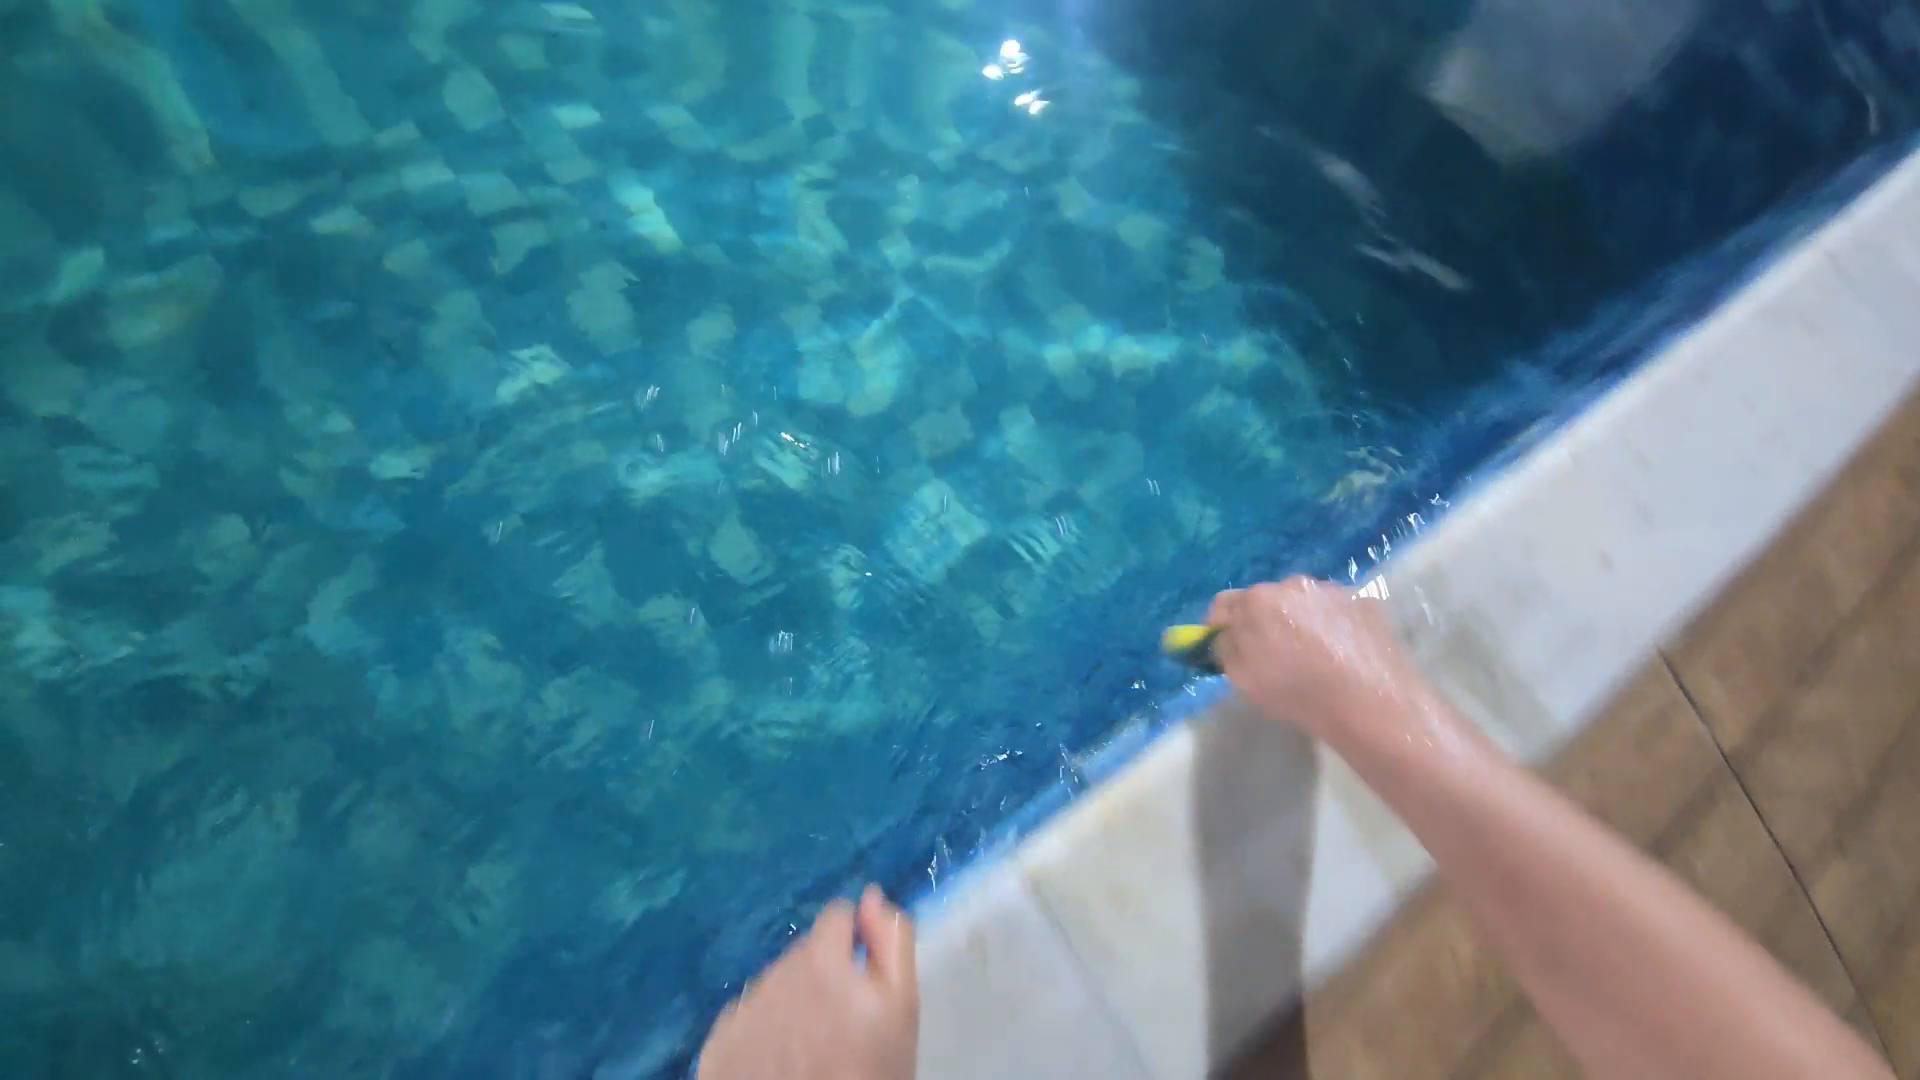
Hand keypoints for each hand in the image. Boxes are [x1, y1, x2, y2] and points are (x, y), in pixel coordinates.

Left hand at [697, 885, 917, 1079]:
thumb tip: (872, 896)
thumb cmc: (871, 1073)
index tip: (863, 981)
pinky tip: (777, 1064)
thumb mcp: (901, 1007)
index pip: (837, 917)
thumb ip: (892, 940)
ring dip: (794, 1000)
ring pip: (776, 983)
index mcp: (821, 959)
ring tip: (811, 1049)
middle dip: (824, 974)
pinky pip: (746, 1017)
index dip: (855, 943)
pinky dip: (762, 1031)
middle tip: (841, 1025)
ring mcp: (741, 1011)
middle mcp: (774, 972)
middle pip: (806, 951)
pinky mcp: (716, 1046)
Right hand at [1206, 576, 1433, 747]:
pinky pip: (1334, 610)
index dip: (1220, 626)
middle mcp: (1293, 584)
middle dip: (1263, 621)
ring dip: (1298, 620)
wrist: (1373, 705)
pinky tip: (1341, 653)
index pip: (1224, 604)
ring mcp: (1332, 590)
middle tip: (1273, 653)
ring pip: (1302, 603)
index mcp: (1257, 600)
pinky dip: (1330, 625)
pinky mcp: (1364, 601)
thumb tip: (1225, 635)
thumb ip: (1225, 648)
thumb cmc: (1299, 693)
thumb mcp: (1243, 678)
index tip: (1227, 645)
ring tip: (1313, 654)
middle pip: (1265, 599)